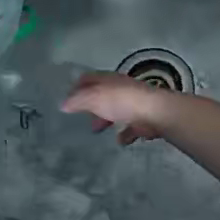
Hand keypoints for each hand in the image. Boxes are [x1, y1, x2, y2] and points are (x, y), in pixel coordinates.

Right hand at [60, 71, 179, 144]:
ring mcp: (135, 103)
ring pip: (117, 110)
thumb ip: (77, 101)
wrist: (156, 113)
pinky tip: (121, 141)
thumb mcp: (93, 98)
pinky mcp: (145, 118)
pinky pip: (132, 126)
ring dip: (106, 119)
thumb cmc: (121, 102)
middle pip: (102, 95)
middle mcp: (121, 88)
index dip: (76, 87)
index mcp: (108, 80)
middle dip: (91, 106)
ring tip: (97, 131)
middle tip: (81, 118)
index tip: (68, 100)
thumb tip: (63, 105)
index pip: (88, 78)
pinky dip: (125, 133)